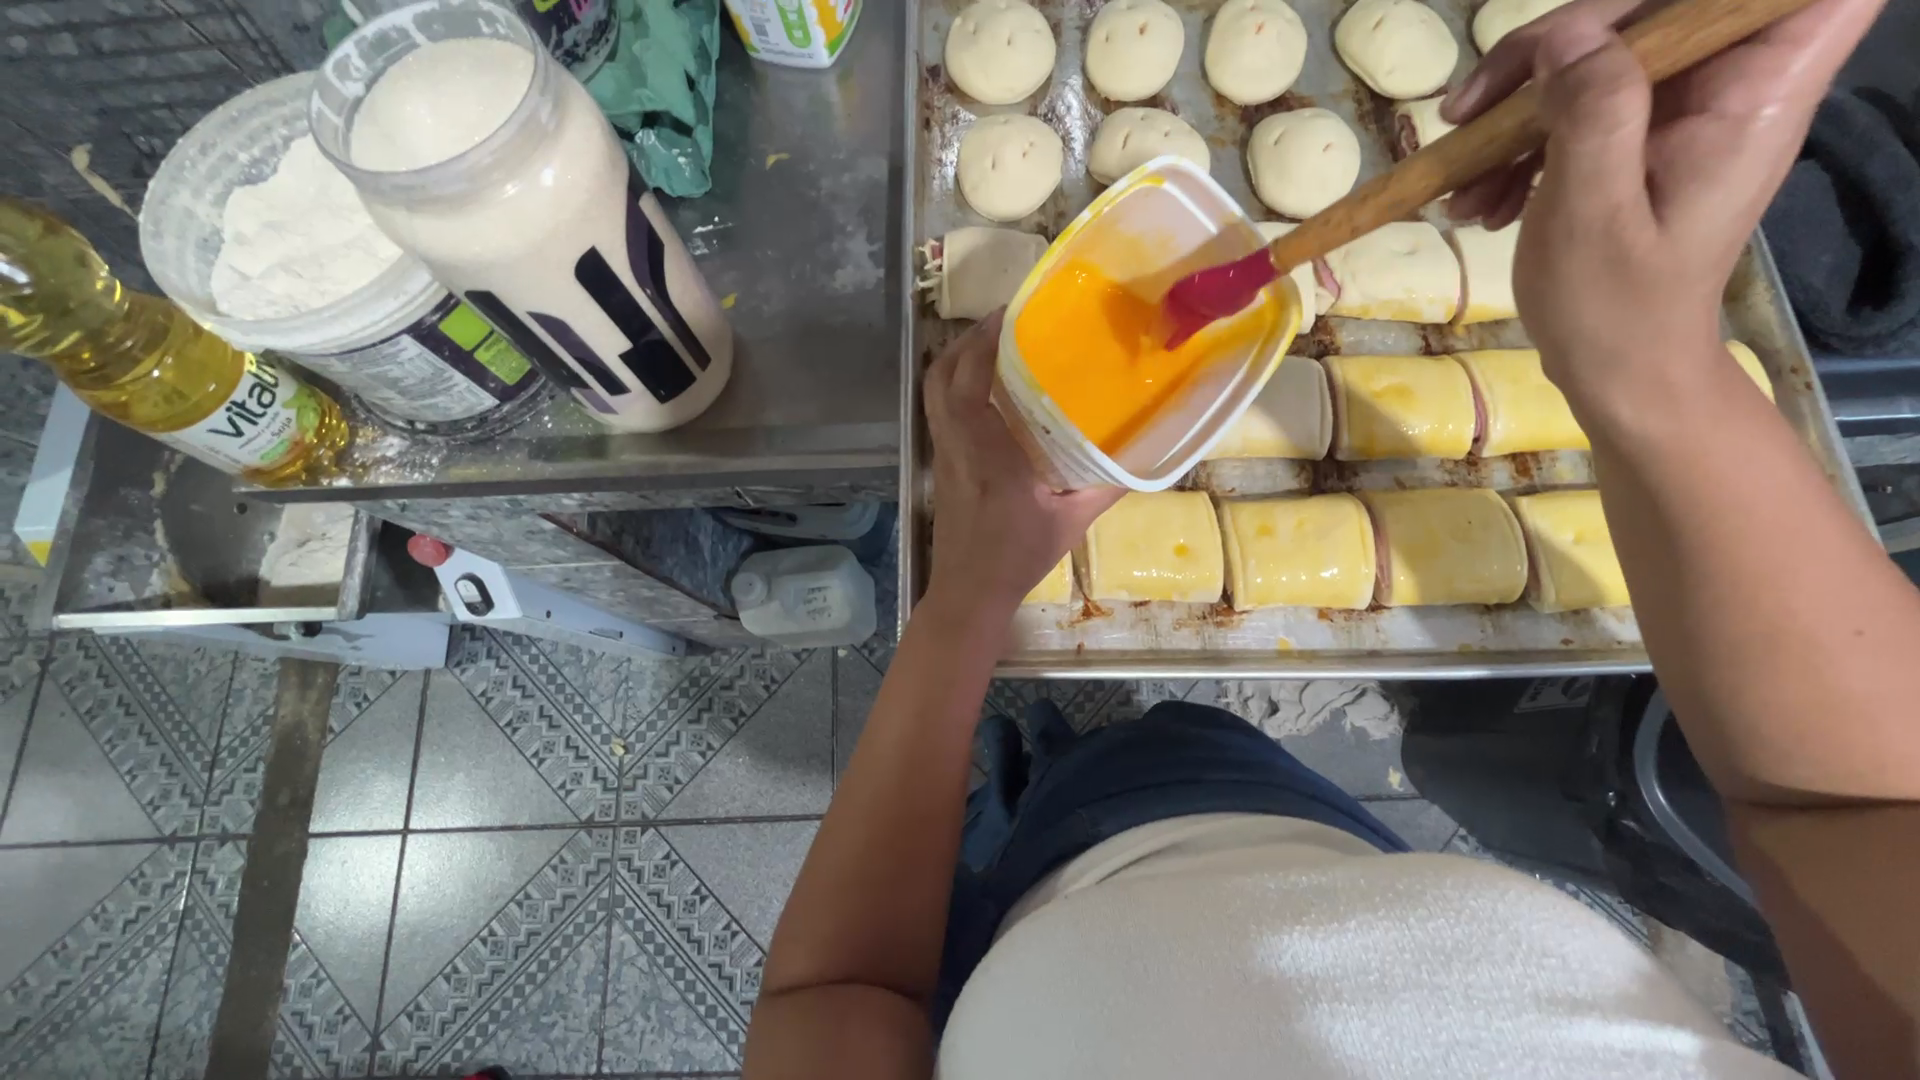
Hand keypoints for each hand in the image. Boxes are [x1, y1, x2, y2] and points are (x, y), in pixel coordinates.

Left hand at [923, 311, 1123, 617]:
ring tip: (993, 346)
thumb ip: (1104, 485)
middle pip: (941, 376)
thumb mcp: (1070, 521)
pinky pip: (940, 410)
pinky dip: (955, 385)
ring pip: (934, 392)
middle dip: (967, 340)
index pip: (969, 382)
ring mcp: (942, 454)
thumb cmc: (1017, 556)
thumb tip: (1142, 454)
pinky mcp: (940, 464)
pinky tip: (987, 389)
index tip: (1011, 314)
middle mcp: (955, 444)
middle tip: (1004, 323)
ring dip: (957, 360)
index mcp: (985, 452)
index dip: (983, 341)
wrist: (968, 591)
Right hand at [1441, 0, 1883, 413]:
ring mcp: (1680, 117)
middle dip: (1559, 46)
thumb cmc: (1613, 307)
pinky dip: (1518, 149)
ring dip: (1518, 109)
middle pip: (1663, 14)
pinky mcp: (1636, 144)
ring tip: (1462, 177)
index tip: (1627, 19)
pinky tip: (1480, 200)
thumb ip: (1592, 114)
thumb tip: (1565, 35)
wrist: (1615, 369)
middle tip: (1473, 103)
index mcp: (1755, 95)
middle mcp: (1731, 89)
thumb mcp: (1591, 214)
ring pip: (1603, 59)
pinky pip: (1577, 111)